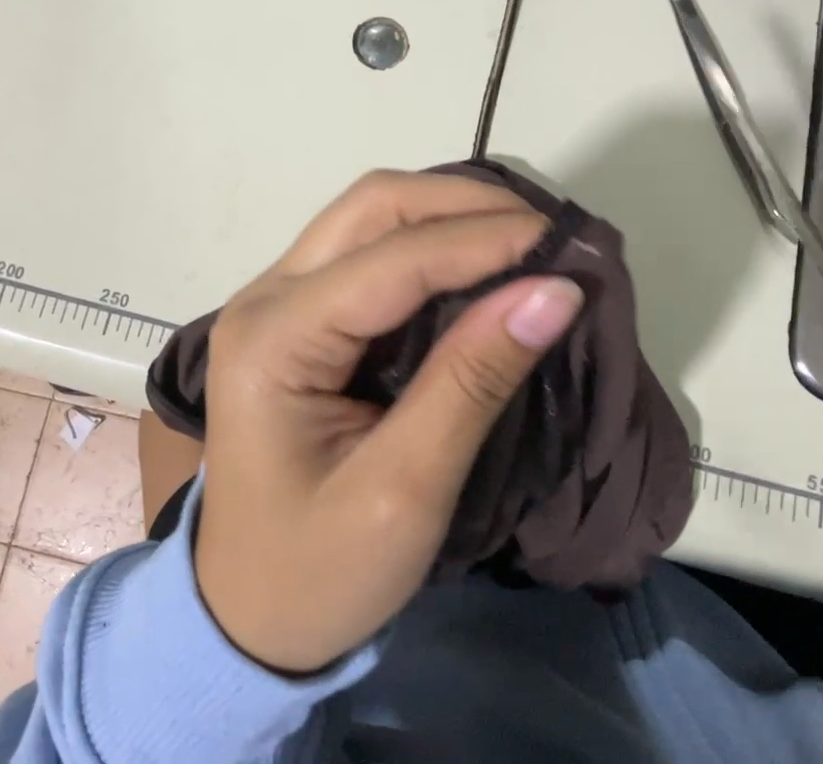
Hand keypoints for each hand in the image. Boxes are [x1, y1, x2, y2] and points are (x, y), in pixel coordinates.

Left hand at [194, 170, 585, 673]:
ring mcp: (274, 305)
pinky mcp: (296, 321)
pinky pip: (366, 257)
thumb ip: (472, 380)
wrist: (246, 615)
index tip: (576, 247)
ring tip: (530, 246)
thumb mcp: (405, 489)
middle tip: (554, 238)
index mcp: (272, 342)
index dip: (486, 241)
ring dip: (449, 220)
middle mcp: (263, 301)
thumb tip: (554, 289)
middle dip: (465, 208)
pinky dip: (429, 250)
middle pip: (371, 209)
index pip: (392, 259)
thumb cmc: (319, 571)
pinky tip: (481, 270)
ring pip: (367, 222)